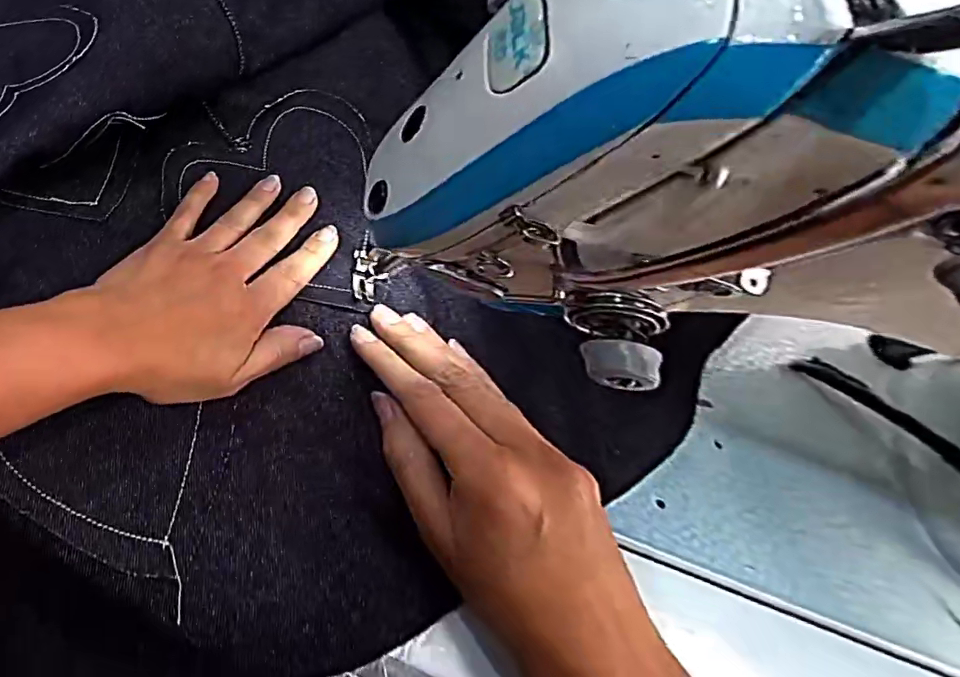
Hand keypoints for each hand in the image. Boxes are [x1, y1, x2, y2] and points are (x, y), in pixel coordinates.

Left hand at [79, 172, 337, 403]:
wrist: (110, 339)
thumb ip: (273, 353)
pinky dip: (202, 194)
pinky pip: (189, 212)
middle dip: (293, 215)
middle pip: (269, 237)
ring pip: (236, 220)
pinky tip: (213, 180)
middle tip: (309, 196)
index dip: (314, 253)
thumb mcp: (228, 377)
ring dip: (258, 200)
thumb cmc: (165, 364)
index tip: (328, 235)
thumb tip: (310, 340)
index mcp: (247, 308)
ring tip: (275, 183)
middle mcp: (228, 273)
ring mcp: (198, 253)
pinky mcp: (167, 243)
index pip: (292, 274)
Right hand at [351, 306, 684, 676]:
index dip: (389, 362)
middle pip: (458, 379)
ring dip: (443, 350)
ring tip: (412, 325)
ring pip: (487, 385)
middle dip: (413, 342)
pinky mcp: (567, 457)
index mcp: (490, 475)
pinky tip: (459, 356)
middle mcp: (528, 453)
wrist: (594, 646)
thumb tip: (386, 406)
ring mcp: (553, 451)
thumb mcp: (439, 536)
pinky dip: (478, 376)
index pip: (427, 399)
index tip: (365, 339)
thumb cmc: (512, 603)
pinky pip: (512, 404)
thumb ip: (407, 461)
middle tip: (383, 316)